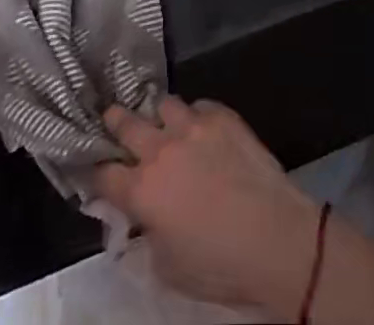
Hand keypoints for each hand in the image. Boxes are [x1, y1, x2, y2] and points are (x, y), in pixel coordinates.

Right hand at [91, 97, 320, 315]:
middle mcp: (159, 150)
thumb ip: (146, 235)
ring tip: (166, 125)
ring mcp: (191, 127)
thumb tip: (142, 218)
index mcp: (141, 191)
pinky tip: (205, 130)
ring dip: (160, 117)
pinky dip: (197, 116)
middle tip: (115, 123)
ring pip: (162, 104)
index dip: (95, 173)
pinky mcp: (222, 117)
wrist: (278, 241)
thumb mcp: (168, 268)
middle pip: (122, 122)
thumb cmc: (221, 267)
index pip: (101, 173)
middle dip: (114, 122)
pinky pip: (200, 105)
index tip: (98, 173)